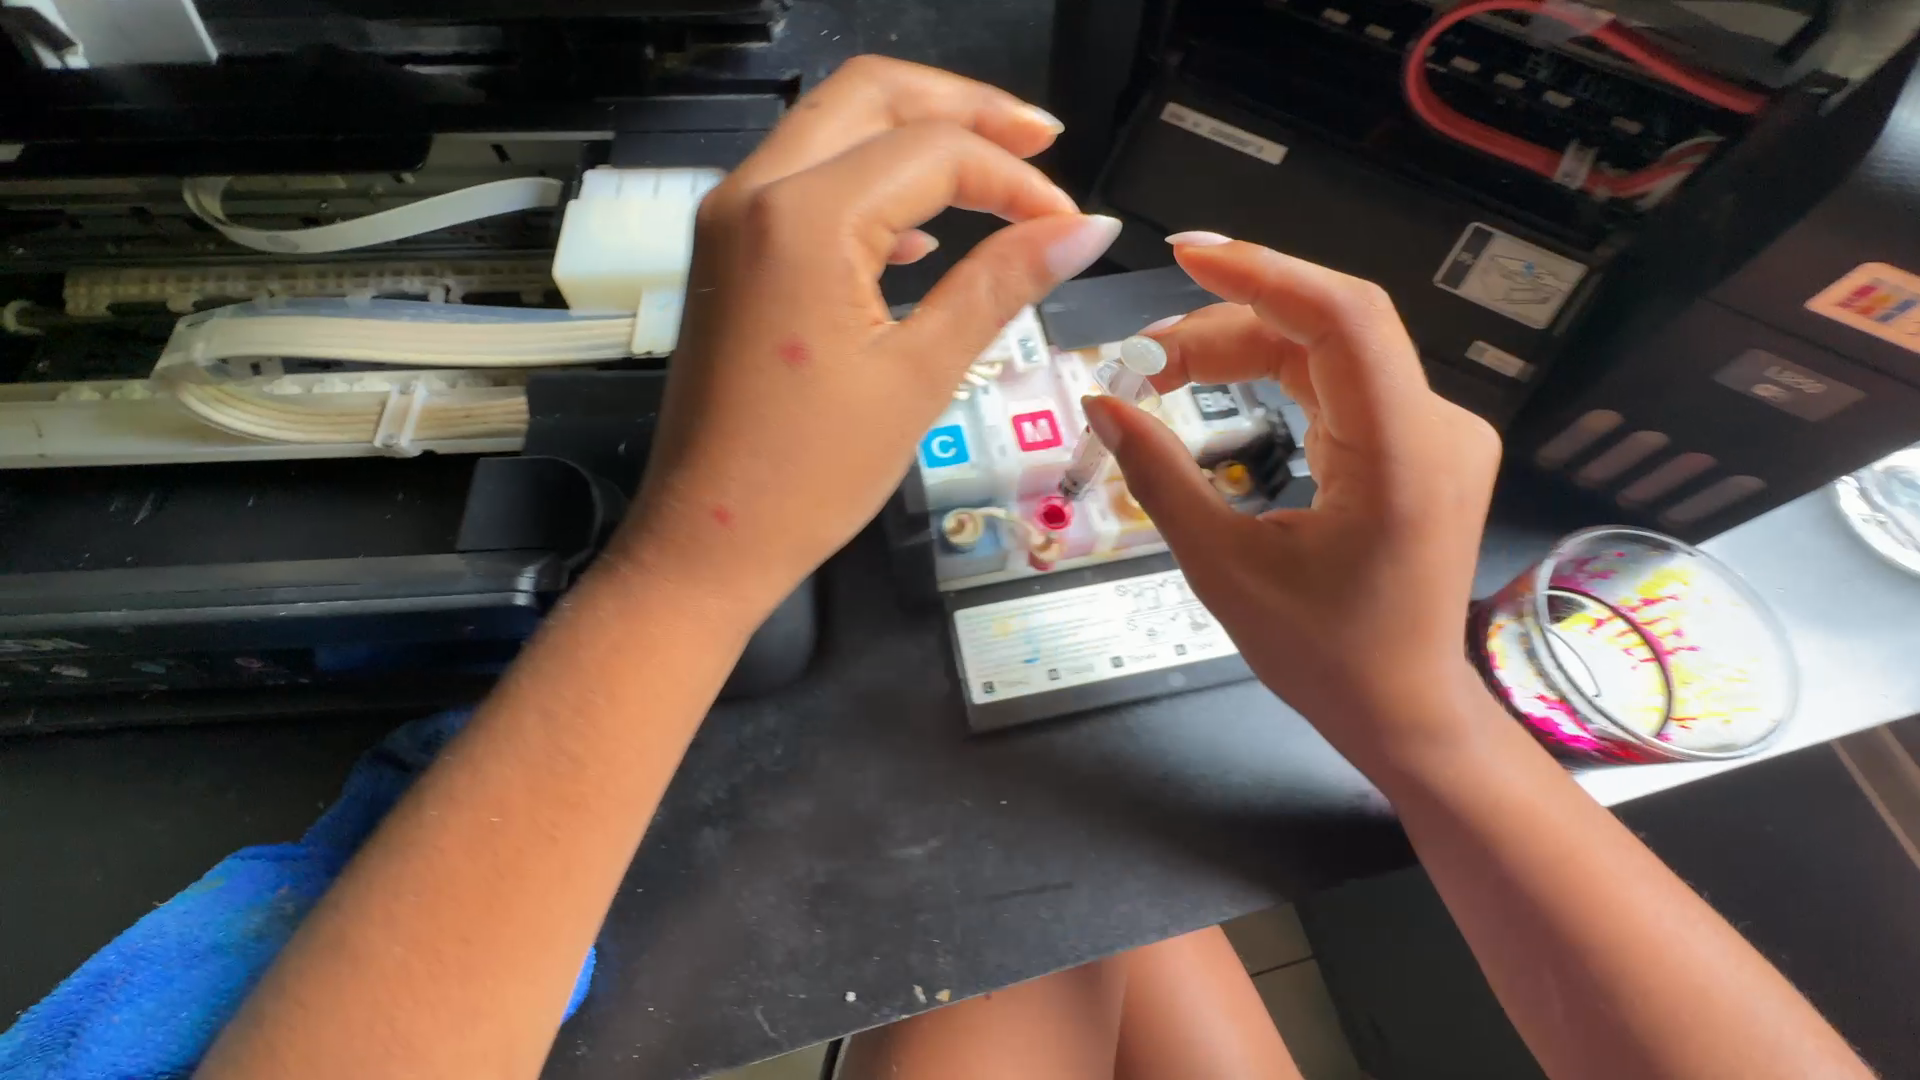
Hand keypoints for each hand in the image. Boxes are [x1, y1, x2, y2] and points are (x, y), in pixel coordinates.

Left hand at [614, 55, 1122, 614]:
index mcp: (804, 218)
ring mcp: (730, 221)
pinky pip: (803, 186)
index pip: (932, 152)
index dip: (1013, 178)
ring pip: (834, 131)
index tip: (1068, 220)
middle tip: (1038, 142)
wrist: (709, 539)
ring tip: (991, 174)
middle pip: (872, 98)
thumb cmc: (814, 475)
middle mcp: (755, 192)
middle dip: (964, 109)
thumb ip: (1000, 284)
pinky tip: (917, 236)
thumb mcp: (920, 375)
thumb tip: (1082, 228)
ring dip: (915, 139)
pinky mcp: (728, 256)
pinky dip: (868, 187)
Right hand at [1083, 236, 1501, 772]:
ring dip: (1241, 348)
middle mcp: (1433, 426)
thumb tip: (1103, 408)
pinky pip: (1336, 383)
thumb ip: (1160, 477)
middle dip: (1224, 327)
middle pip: (1323, 329)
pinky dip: (1270, 374)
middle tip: (1139, 356)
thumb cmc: (1319, 653)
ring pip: (1326, 351)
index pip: (1341, 320)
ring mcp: (1430, 432)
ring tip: (1161, 369)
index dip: (1261, 273)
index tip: (1184, 256)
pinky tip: (1217, 382)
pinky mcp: (1413, 445)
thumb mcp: (1222, 567)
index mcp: (1402, 456)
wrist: (1398, 706)